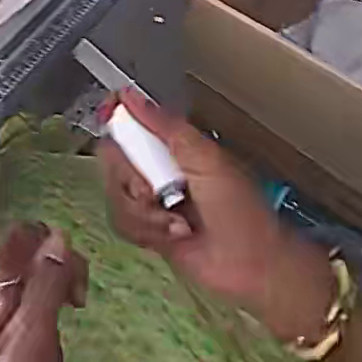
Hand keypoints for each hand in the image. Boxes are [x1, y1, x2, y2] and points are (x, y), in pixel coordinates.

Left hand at [0, 223, 87, 361]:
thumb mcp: (28, 349)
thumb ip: (44, 290)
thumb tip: (59, 242)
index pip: (3, 248)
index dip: (33, 257)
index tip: (57, 276)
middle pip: (22, 252)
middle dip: (50, 264)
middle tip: (70, 290)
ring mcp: (7, 312)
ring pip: (40, 265)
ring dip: (63, 273)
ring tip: (73, 299)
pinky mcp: (30, 325)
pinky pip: (50, 287)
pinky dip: (66, 287)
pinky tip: (73, 302)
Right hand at [97, 88, 338, 341]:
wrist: (252, 265)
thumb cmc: (239, 209)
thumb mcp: (206, 158)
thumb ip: (167, 127)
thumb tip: (132, 96)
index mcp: (172, 145)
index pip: (132, 121)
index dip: (116, 117)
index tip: (109, 116)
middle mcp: (156, 168)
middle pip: (112, 157)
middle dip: (128, 176)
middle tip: (152, 190)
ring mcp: (149, 200)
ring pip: (114, 192)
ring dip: (143, 210)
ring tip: (174, 220)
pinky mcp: (145, 229)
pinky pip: (121, 221)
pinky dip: (146, 229)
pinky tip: (173, 234)